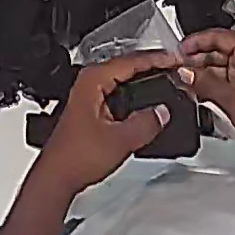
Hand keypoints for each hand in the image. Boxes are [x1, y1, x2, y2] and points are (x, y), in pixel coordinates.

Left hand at [32, 51, 177, 197]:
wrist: (58, 175)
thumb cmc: (76, 155)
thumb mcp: (119, 140)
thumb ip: (145, 124)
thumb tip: (162, 112)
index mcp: (93, 79)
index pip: (131, 61)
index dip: (156, 59)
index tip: (174, 60)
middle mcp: (90, 81)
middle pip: (127, 66)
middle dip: (152, 66)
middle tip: (175, 68)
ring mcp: (91, 93)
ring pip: (124, 79)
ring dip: (145, 80)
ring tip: (167, 82)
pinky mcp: (94, 107)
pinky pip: (120, 92)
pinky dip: (137, 94)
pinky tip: (149, 103)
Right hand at [180, 29, 234, 172]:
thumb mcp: (232, 99)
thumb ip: (203, 82)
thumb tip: (184, 72)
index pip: (216, 35)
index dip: (193, 43)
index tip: (176, 52)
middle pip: (217, 50)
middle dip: (196, 61)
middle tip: (177, 70)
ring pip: (221, 67)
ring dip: (204, 75)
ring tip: (184, 83)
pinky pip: (228, 81)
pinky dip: (214, 86)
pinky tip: (199, 93)